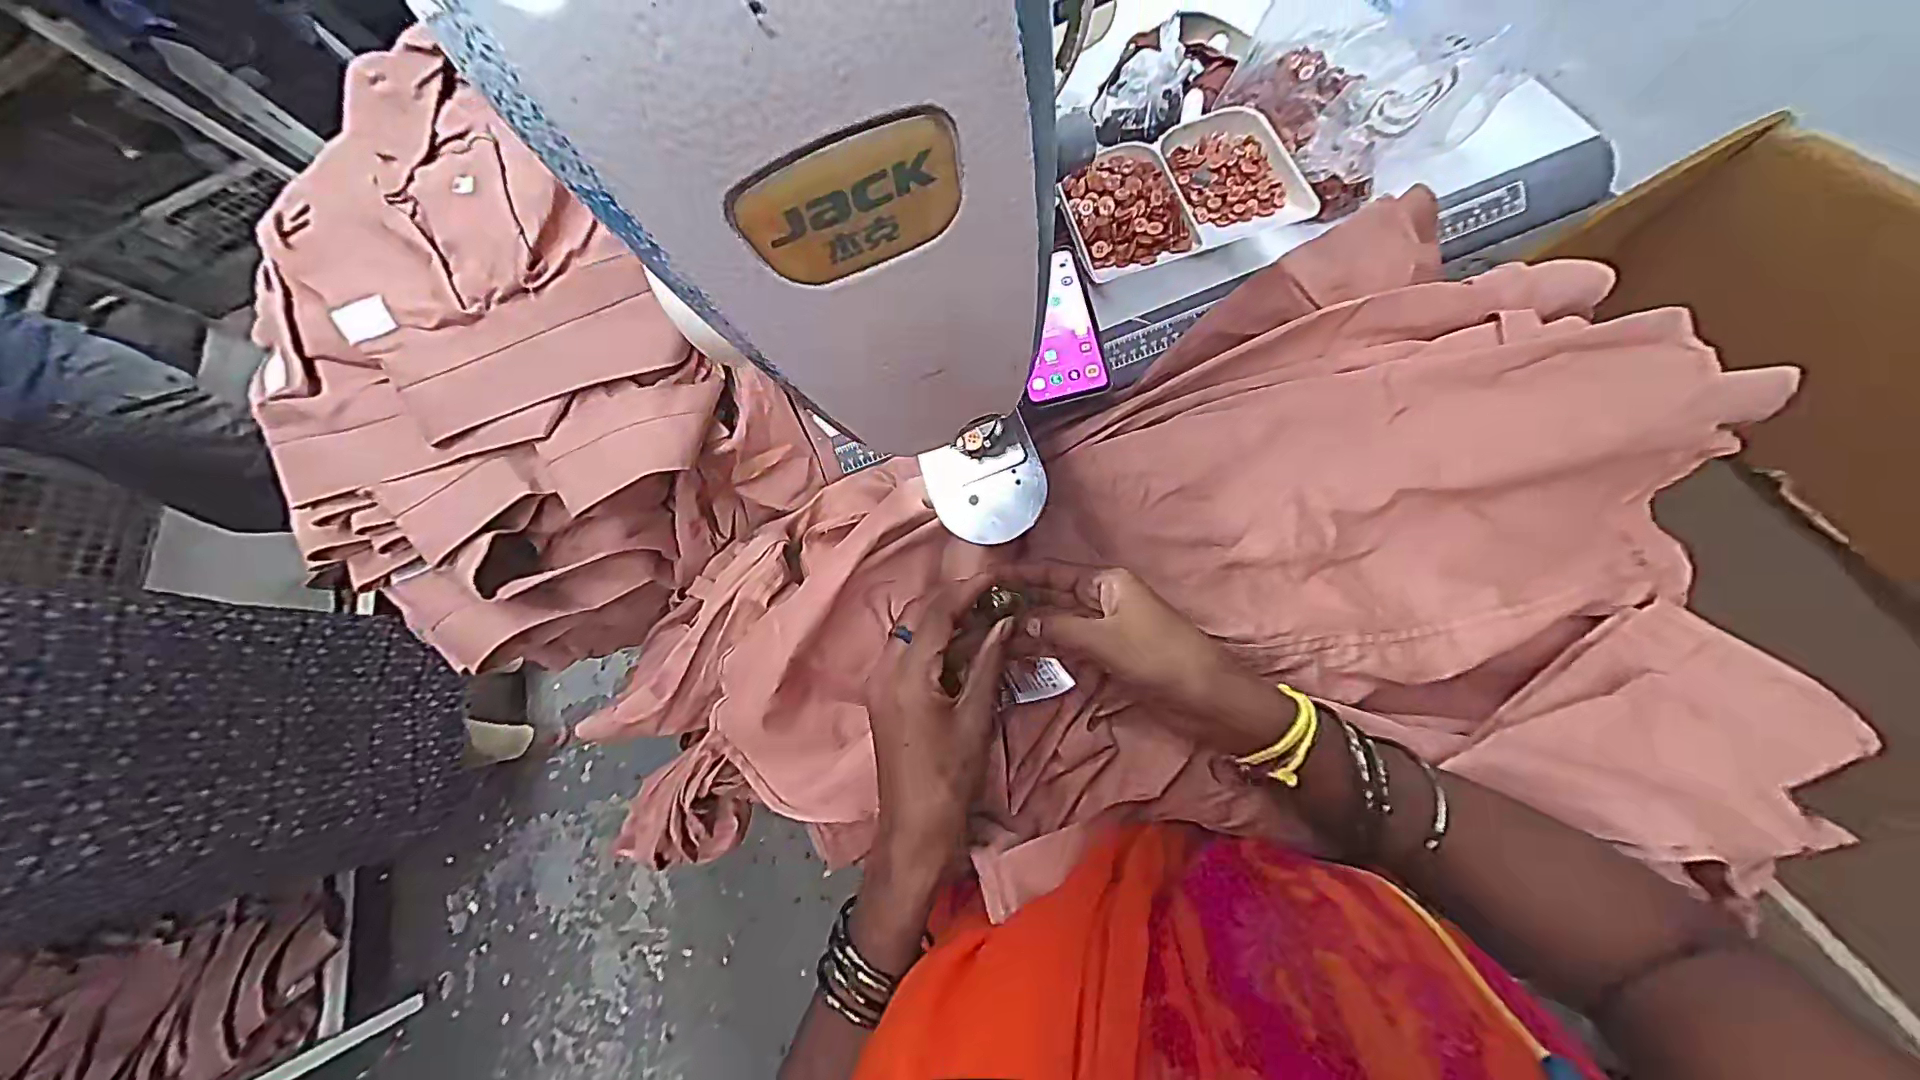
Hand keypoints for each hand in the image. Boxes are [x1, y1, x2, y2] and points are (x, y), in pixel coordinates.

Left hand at [865, 573, 1015, 875]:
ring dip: (943, 617)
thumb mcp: (976, 716)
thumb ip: (988, 662)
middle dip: (954, 598)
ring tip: (984, 614)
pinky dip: (934, 640)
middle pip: (916, 614)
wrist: (915, 827)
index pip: (935, 611)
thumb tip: (1004, 621)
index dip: (968, 589)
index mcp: (905, 673)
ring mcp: (879, 682)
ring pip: (910, 630)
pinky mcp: (883, 695)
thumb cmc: (950, 776)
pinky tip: (962, 644)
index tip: (998, 578)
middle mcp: (884, 669)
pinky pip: (907, 652)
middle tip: (994, 595)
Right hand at [1004, 564, 1290, 757]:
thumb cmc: (1162, 659)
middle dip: (1017, 605)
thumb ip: (1059, 627)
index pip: (1053, 573)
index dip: (1020, 575)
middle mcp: (1103, 601)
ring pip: (1056, 624)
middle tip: (976, 615)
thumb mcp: (1106, 641)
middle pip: (1051, 598)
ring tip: (986, 636)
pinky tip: (1017, 655)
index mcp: (1107, 583)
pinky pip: (1067, 647)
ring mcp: (1104, 630)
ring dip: (1027, 630)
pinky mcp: (1107, 656)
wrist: (1210, 701)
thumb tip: (1018, 619)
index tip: (985, 580)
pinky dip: (1045, 649)